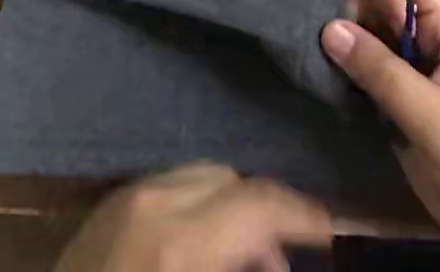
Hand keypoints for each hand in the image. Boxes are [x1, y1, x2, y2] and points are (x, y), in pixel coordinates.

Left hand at [54, 163, 330, 271]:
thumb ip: (254, 266)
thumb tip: (282, 259)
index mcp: (180, 242)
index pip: (260, 201)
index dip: (304, 213)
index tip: (332, 231)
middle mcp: (154, 199)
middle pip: (233, 180)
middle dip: (264, 215)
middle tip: (280, 263)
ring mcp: (126, 196)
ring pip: (203, 176)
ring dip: (231, 209)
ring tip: (241, 258)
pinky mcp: (107, 204)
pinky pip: (171, 186)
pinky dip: (197, 207)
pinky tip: (199, 248)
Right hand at [319, 0, 439, 253]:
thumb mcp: (434, 117)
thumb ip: (381, 71)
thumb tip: (328, 27)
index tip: (376, 28)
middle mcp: (430, 33)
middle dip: (359, 19)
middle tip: (355, 62)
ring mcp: (413, 62)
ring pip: (368, 29)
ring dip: (350, 46)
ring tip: (344, 77)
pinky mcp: (399, 91)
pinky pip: (365, 62)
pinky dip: (350, 69)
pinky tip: (343, 88)